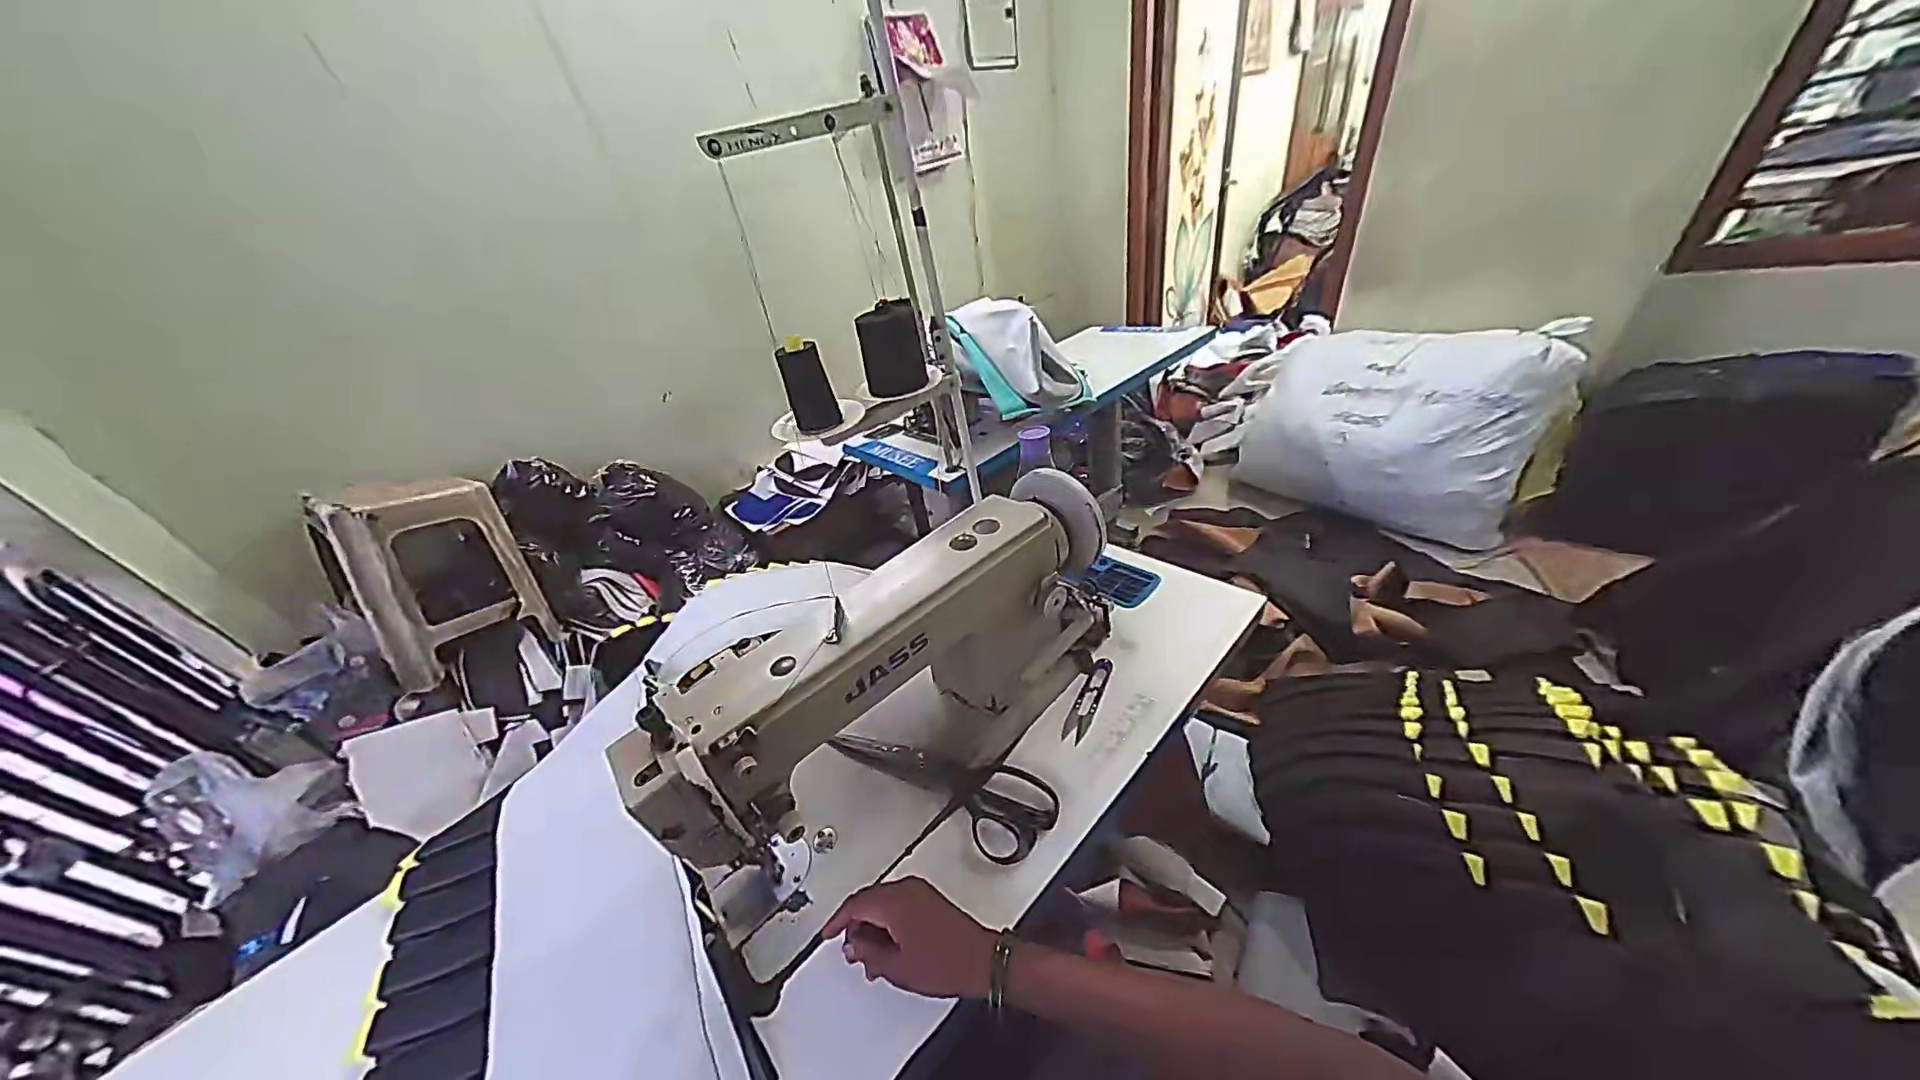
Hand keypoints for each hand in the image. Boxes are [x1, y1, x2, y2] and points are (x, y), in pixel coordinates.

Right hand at [821, 877, 998, 998]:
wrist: (979, 960)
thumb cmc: (946, 961)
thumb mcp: (896, 966)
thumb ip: (868, 953)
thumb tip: (854, 946)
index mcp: (895, 901)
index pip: (855, 903)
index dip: (837, 920)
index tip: (828, 932)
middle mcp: (907, 889)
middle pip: (868, 901)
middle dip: (856, 926)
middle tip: (853, 951)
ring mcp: (919, 892)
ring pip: (883, 903)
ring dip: (873, 926)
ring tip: (873, 957)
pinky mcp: (928, 898)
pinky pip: (898, 904)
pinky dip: (888, 922)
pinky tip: (889, 947)